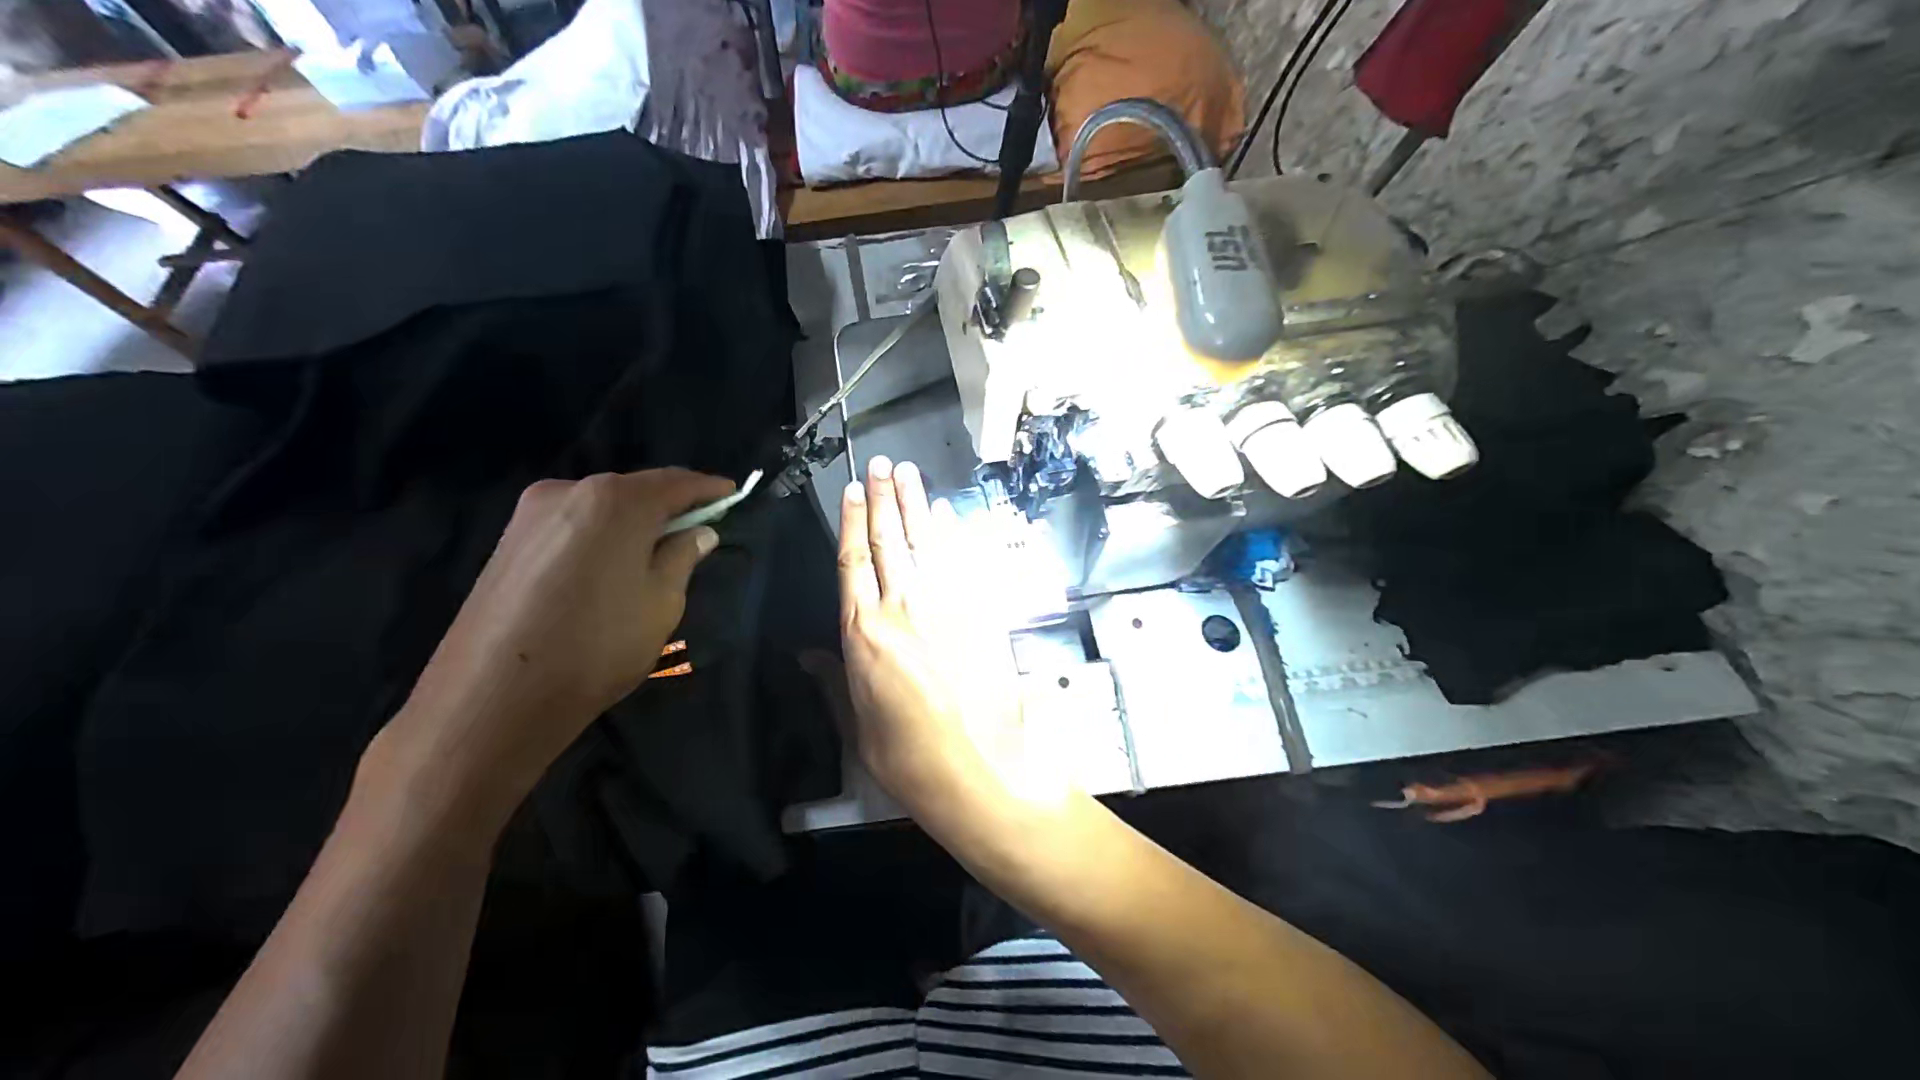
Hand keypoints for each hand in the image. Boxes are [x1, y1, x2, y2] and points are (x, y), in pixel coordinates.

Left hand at [369, 468, 733, 827]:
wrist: (494, 698)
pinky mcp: (508, 541)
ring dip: (632, 521)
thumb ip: (682, 557)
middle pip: (633, 489)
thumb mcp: (661, 603)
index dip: (707, 488)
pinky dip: (600, 534)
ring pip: (599, 506)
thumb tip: (698, 532)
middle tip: (696, 528)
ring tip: (654, 551)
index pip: (675, 482)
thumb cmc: (597, 646)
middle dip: (667, 505)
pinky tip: (609, 564)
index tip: (731, 493)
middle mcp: (570, 491)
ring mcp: (531, 514)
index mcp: (615, 501)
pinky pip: (571, 524)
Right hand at [837, 457, 1067, 824]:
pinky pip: (964, 565)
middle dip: (886, 499)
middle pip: (891, 542)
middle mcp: (903, 609)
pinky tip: (947, 514)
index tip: (854, 490)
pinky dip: (955, 536)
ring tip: (909, 472)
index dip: (853, 522)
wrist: (973, 770)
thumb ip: (832, 682)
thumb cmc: (904, 757)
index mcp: (863, 632)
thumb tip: (808, 655)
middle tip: (883, 464)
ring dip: (917, 505)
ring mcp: (946, 608)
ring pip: (926, 544)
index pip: (854, 562)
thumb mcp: (854, 723)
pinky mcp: (979, 615)